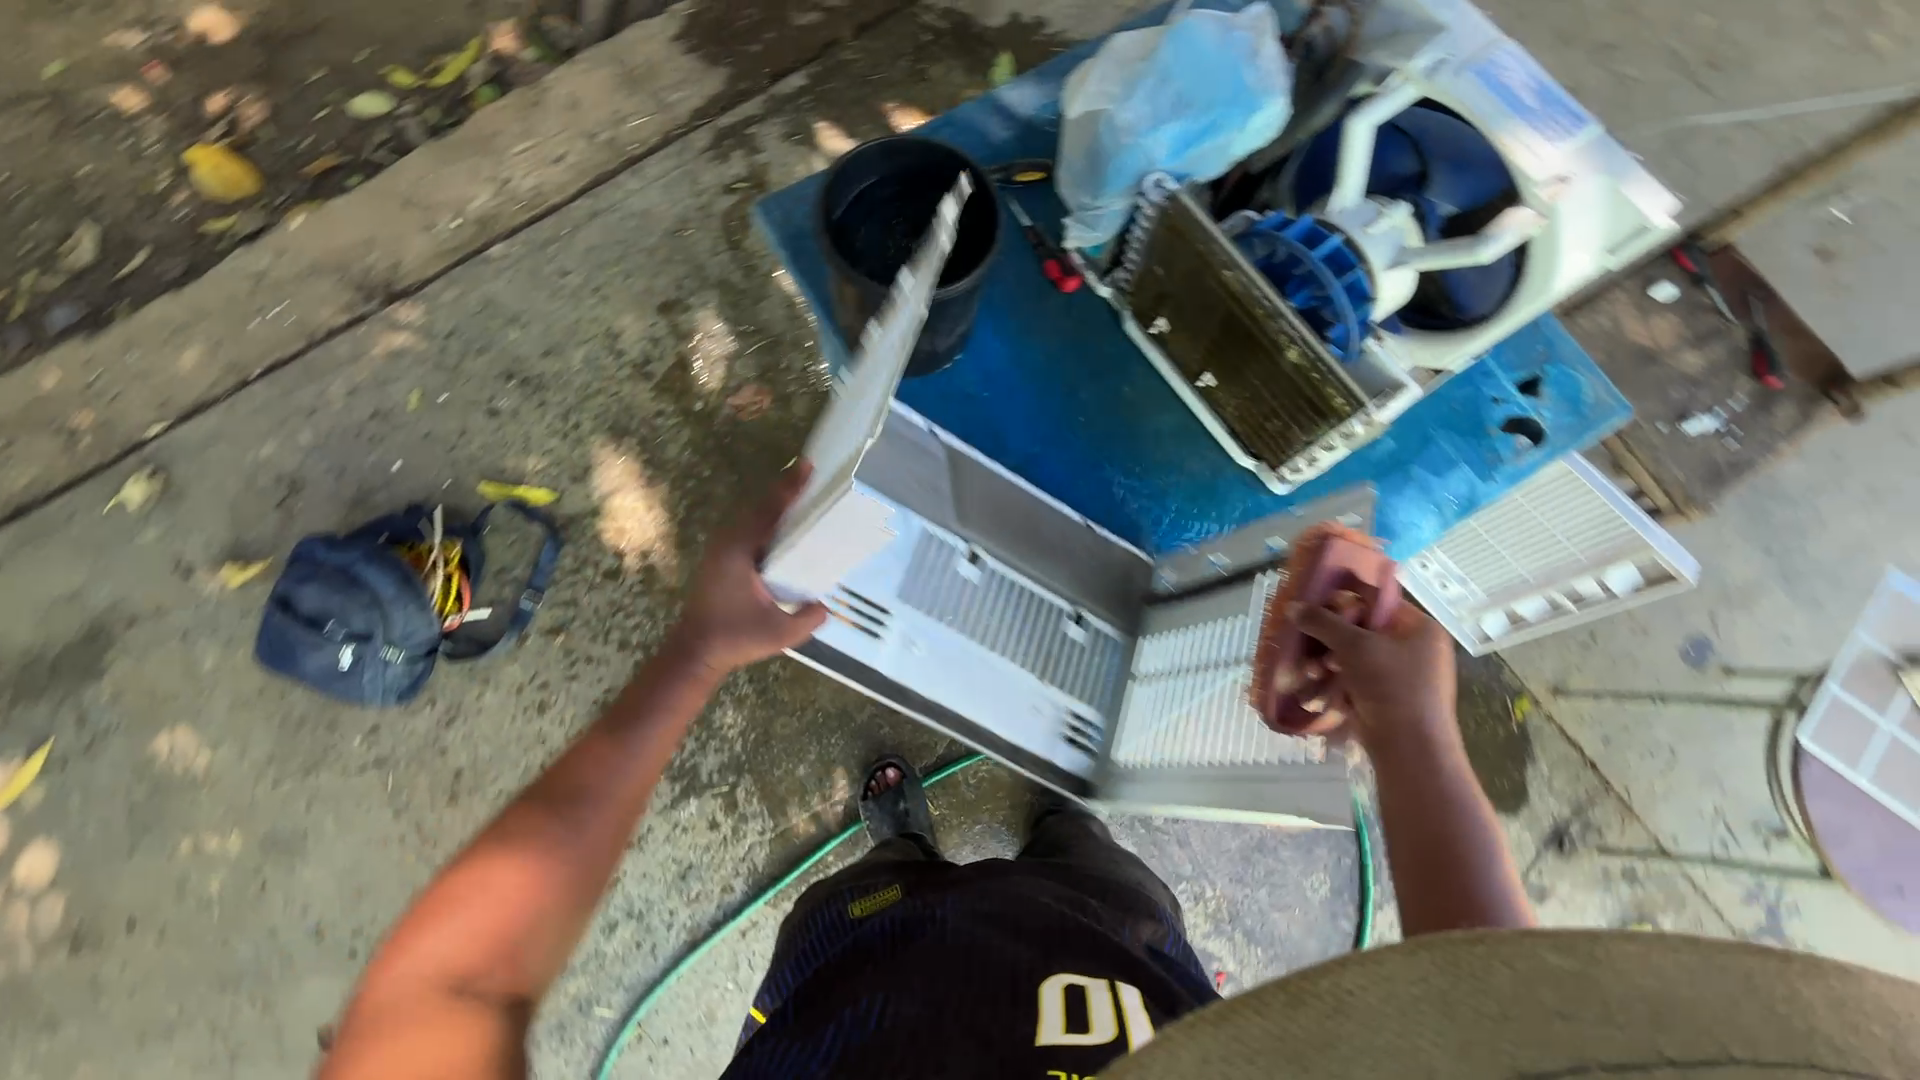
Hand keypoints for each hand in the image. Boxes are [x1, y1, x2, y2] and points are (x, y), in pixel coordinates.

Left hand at [669, 462, 827, 675]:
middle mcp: (727, 543)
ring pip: (751, 517)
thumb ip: (807, 619)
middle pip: (759, 507)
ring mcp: (720, 550)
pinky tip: (782, 526)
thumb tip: (826, 606)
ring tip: (799, 494)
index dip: (789, 488)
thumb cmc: (734, 639)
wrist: (695, 652)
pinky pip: (747, 530)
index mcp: (739, 551)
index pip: (768, 511)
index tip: (806, 467)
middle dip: (783, 490)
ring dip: (774, 504)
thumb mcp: (779, 634)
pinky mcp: (720, 560)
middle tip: (808, 473)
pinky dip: (765, 520)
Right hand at [1289, 600, 1458, 755]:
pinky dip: (1337, 682)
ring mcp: (1403, 676)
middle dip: (1330, 640)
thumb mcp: (1354, 646)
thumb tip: (1293, 606)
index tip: (1315, 609)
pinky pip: (1357, 680)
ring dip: (1327, 663)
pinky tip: (1317, 688)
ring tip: (1309, 673)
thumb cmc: (1390, 685)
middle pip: (1362, 631)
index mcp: (1420, 628)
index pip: (1378, 602)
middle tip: (1308, 644)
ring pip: (1355, 658)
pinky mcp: (1388, 698)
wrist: (1410, 747)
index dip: (1345, 603)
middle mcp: (1415, 649)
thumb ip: (1322, 621)